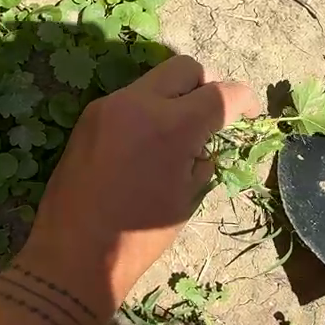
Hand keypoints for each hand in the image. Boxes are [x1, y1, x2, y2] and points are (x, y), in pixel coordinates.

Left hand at [19, 55, 257, 317]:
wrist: (74, 255)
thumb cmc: (140, 237)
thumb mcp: (187, 198)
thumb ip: (203, 160)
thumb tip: (206, 145)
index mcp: (173, 126)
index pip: (222, 94)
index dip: (245, 101)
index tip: (250, 114)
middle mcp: (138, 103)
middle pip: (186, 69)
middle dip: (206, 87)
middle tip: (210, 119)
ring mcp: (109, 106)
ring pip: (154, 80)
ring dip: (174, 98)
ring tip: (176, 136)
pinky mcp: (88, 117)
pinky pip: (130, 100)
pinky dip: (147, 111)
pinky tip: (145, 146)